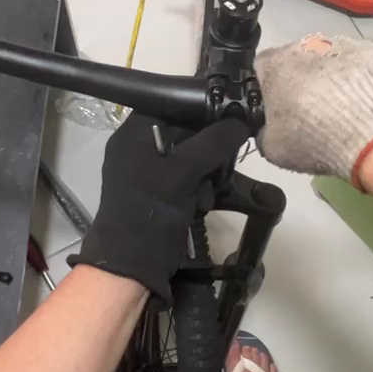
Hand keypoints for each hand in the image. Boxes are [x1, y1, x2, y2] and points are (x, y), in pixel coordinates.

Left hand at [68, 113, 249, 301]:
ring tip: (206, 192)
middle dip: (207, 151)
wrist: (132, 265)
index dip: (201, 110)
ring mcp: (148, 172)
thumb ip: (212, 143)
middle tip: (220, 166)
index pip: (172, 105)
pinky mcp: (159, 193)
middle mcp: (139, 147)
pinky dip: (199, 189)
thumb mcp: (183, 172)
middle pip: (185, 132)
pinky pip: (186, 179)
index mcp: (134, 133)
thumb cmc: (150, 211)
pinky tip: (202, 203)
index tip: (230, 120)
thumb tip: (240, 121)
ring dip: (206, 174)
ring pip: (190, 157)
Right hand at [254, 34, 372, 186]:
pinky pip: (366, 64)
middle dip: (306, 81)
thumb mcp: (273, 149)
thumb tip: (270, 130)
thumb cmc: (315, 139)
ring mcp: (347, 43)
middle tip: (317, 113)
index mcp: (277, 64)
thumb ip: (265, 132)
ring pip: (335, 59)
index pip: (263, 67)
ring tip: (350, 111)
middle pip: (300, 60)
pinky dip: (367, 80)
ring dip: (337, 78)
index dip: (270, 87)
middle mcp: (308, 44)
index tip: (281, 108)